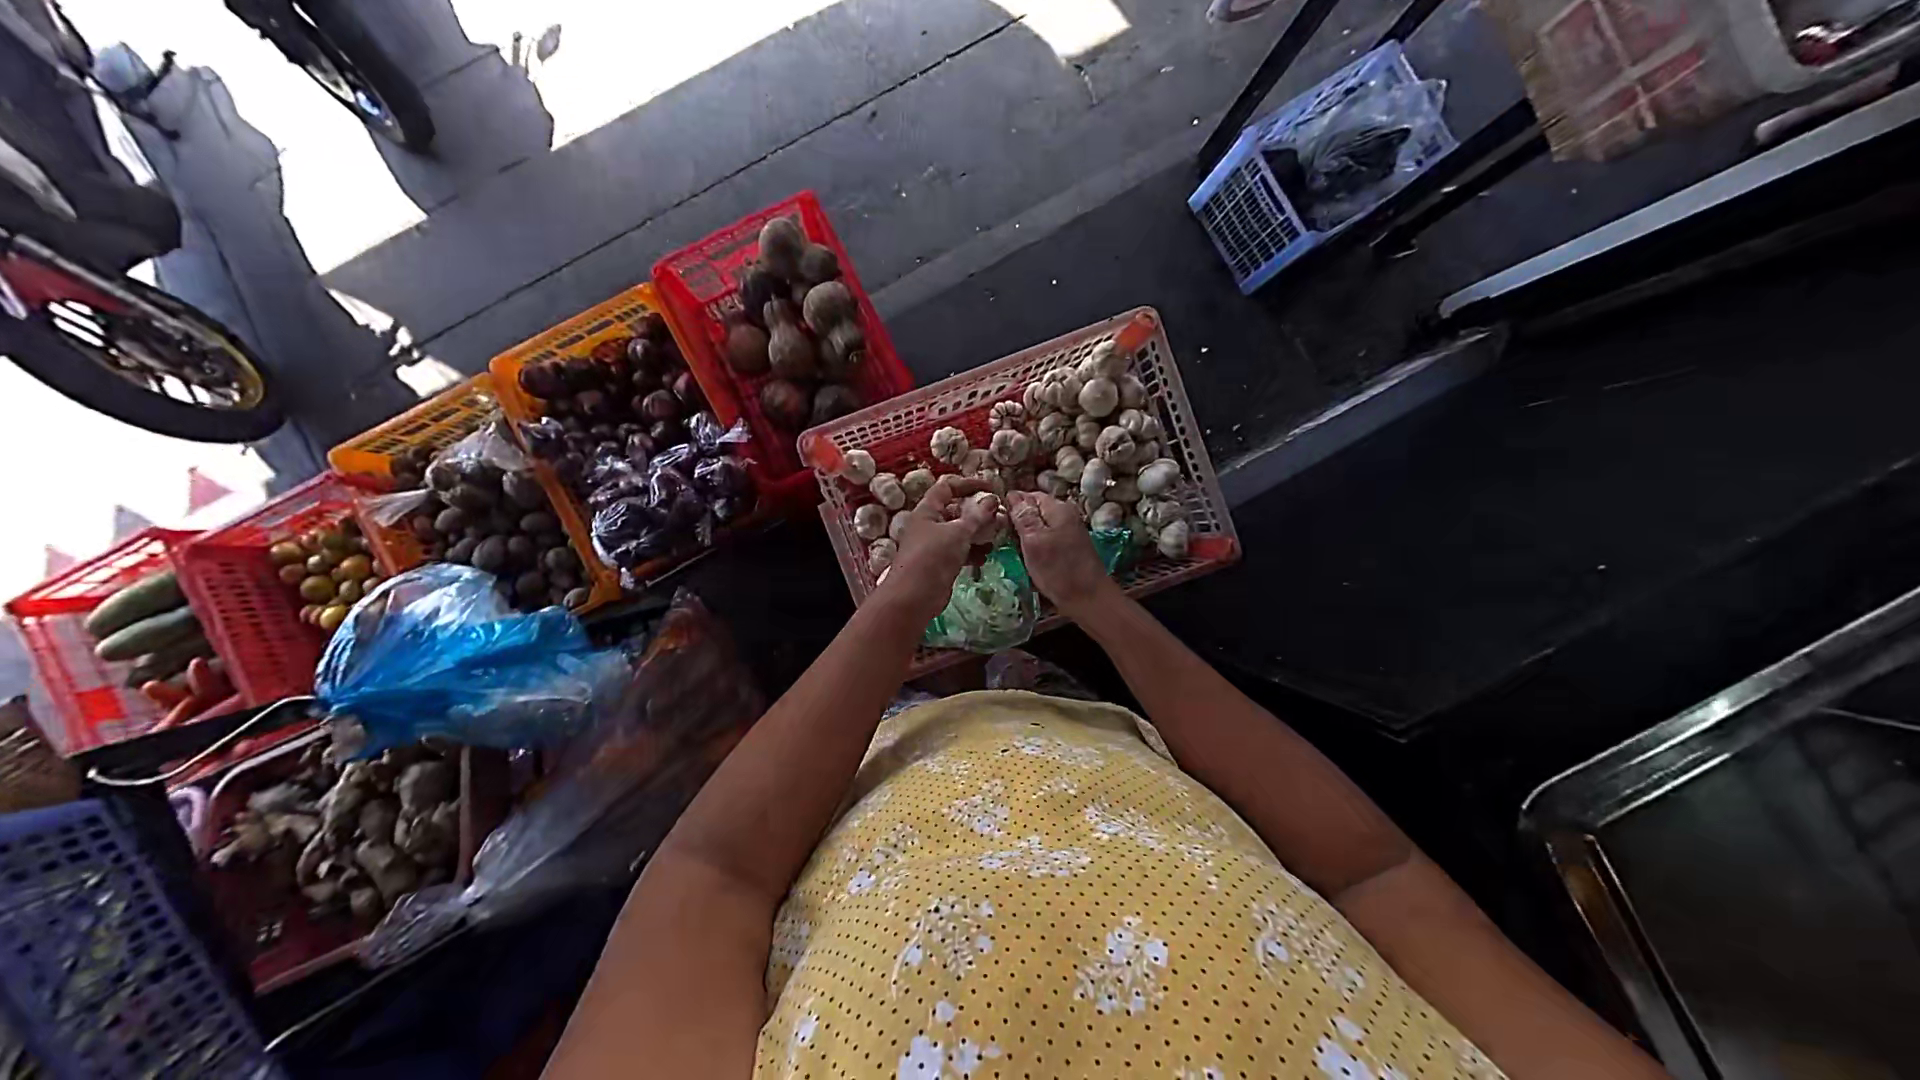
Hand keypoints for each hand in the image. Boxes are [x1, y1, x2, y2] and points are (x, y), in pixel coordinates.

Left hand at [873, 476, 996, 622]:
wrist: (913, 597)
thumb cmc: (932, 557)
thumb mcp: (958, 532)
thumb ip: (977, 516)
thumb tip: (992, 500)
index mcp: (927, 511)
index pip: (948, 487)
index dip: (969, 484)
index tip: (991, 488)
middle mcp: (929, 525)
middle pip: (956, 510)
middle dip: (978, 512)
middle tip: (998, 515)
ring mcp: (934, 545)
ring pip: (960, 532)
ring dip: (978, 533)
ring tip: (996, 536)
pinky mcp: (940, 564)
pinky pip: (960, 551)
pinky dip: (972, 551)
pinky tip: (985, 556)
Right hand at [1008, 491, 1119, 619]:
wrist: (1089, 599)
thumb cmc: (1059, 570)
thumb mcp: (1034, 541)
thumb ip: (1023, 516)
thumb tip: (1011, 494)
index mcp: (1057, 508)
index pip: (1027, 495)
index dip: (1010, 505)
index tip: (995, 521)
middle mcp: (1065, 514)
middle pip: (1033, 510)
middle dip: (1016, 521)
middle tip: (1000, 537)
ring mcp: (1068, 530)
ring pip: (1038, 525)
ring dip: (1024, 535)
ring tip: (1011, 549)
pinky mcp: (1068, 546)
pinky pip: (1046, 538)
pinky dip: (1034, 545)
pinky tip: (1027, 557)